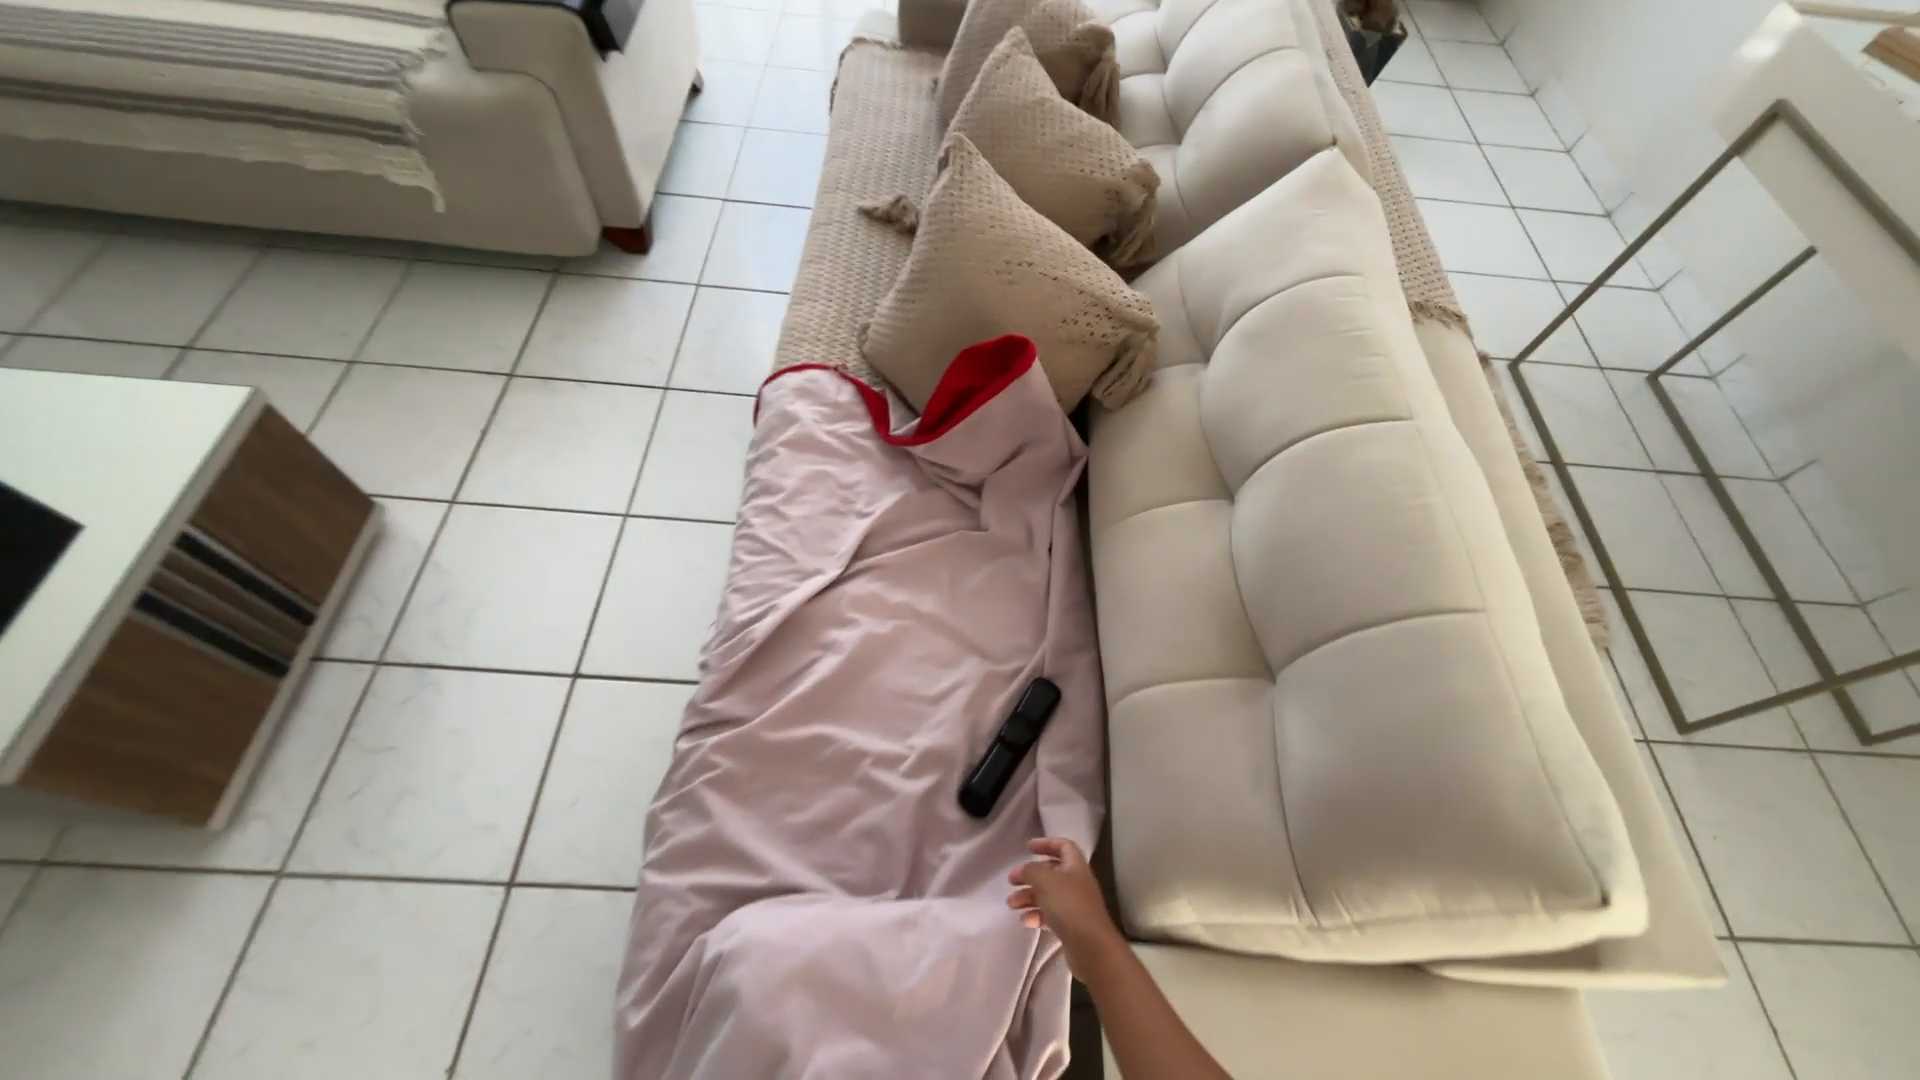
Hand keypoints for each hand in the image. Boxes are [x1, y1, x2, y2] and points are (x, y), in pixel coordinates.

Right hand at [1007, 837, 1123, 972]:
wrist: (1091, 947)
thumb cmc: (1069, 906)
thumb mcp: (1045, 881)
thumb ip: (1031, 870)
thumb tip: (1023, 870)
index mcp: (1076, 866)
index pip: (1063, 846)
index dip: (1047, 843)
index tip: (1028, 847)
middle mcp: (1077, 883)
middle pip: (1051, 872)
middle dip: (1030, 875)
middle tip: (1011, 881)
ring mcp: (1075, 905)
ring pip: (1048, 895)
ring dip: (1029, 897)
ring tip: (1011, 904)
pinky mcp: (1071, 926)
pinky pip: (1051, 915)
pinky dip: (1037, 915)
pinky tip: (1025, 921)